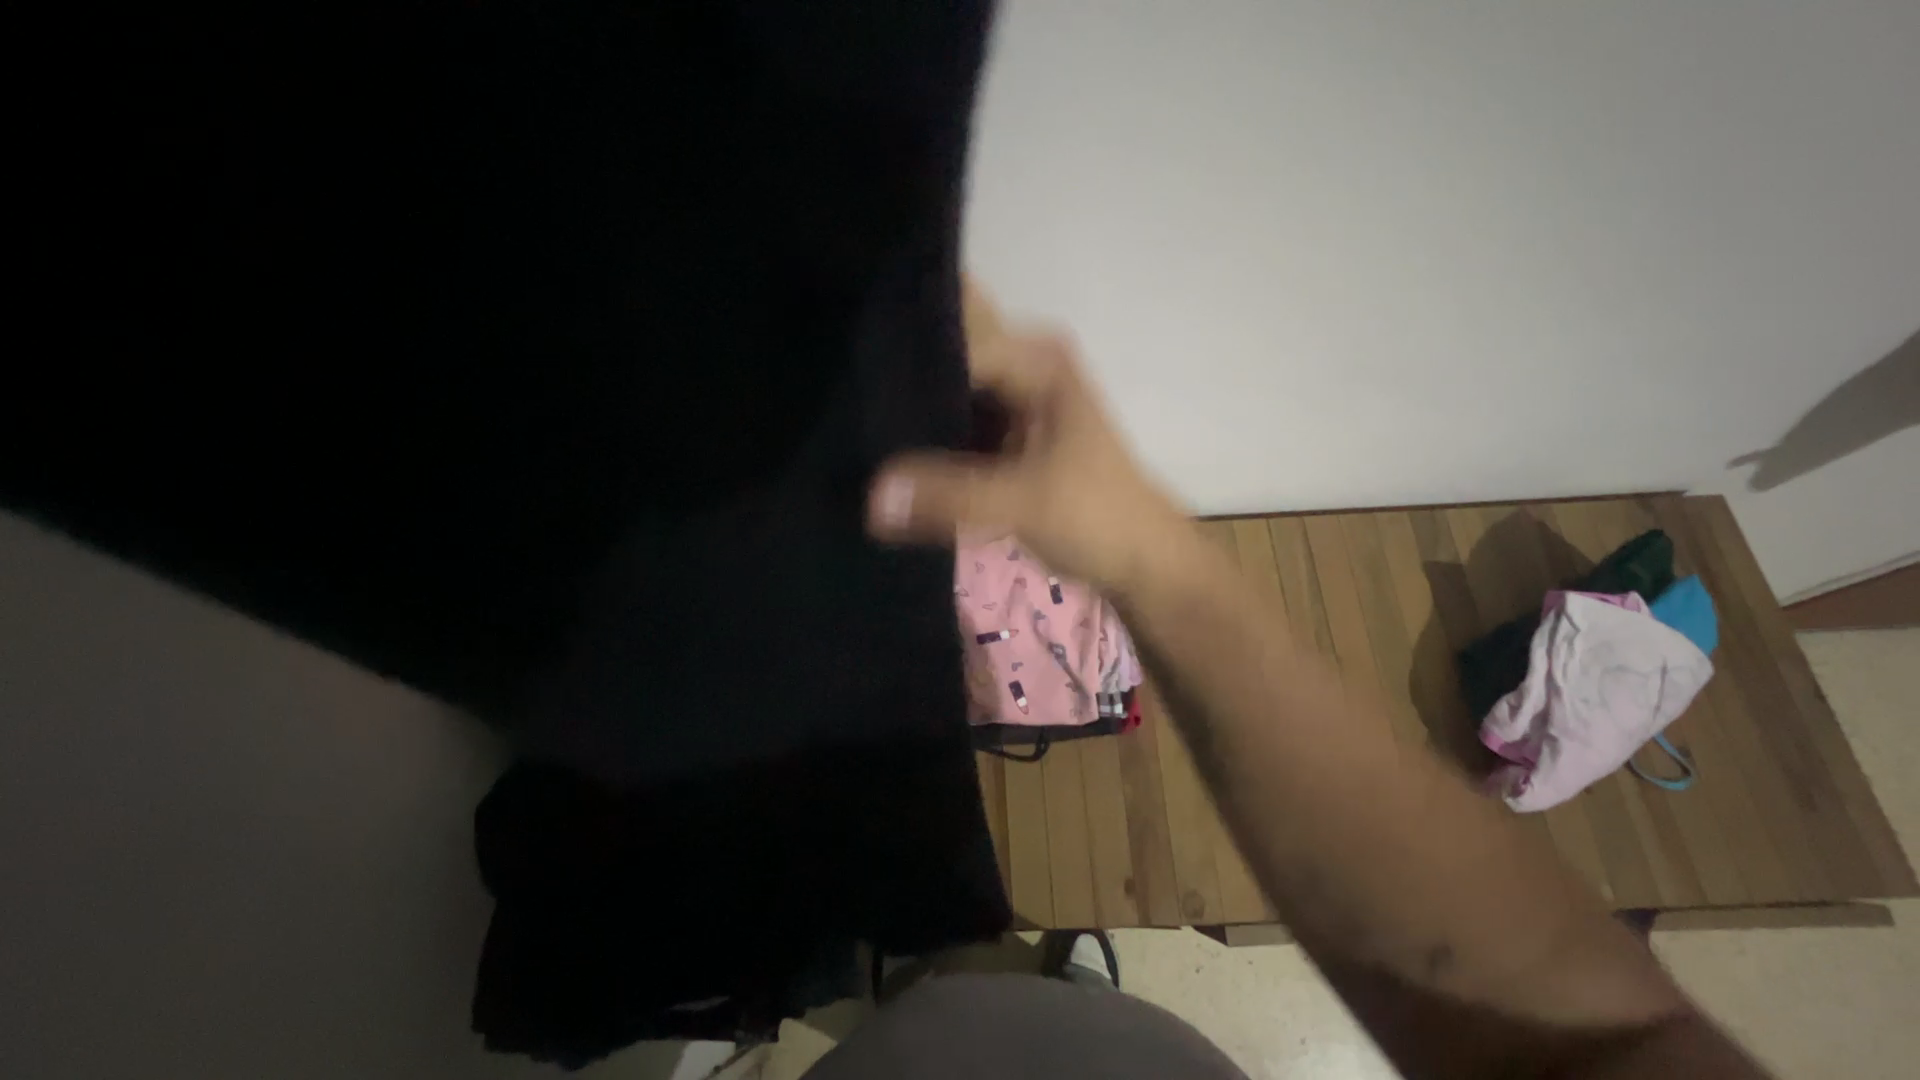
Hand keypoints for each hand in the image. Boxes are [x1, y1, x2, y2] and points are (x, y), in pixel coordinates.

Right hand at [866, 281, 1189, 587]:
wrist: (1143, 565)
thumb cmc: (1100, 519)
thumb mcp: (1025, 504)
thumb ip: (950, 498)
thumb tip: (870, 498)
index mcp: (1036, 358)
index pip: (951, 336)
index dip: (901, 360)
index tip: (846, 386)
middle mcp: (1021, 367)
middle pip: (942, 360)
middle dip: (897, 384)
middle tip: (838, 408)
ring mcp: (1011, 403)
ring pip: (942, 396)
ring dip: (905, 418)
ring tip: (845, 433)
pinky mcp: (1002, 440)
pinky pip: (949, 428)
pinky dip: (921, 445)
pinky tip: (875, 458)